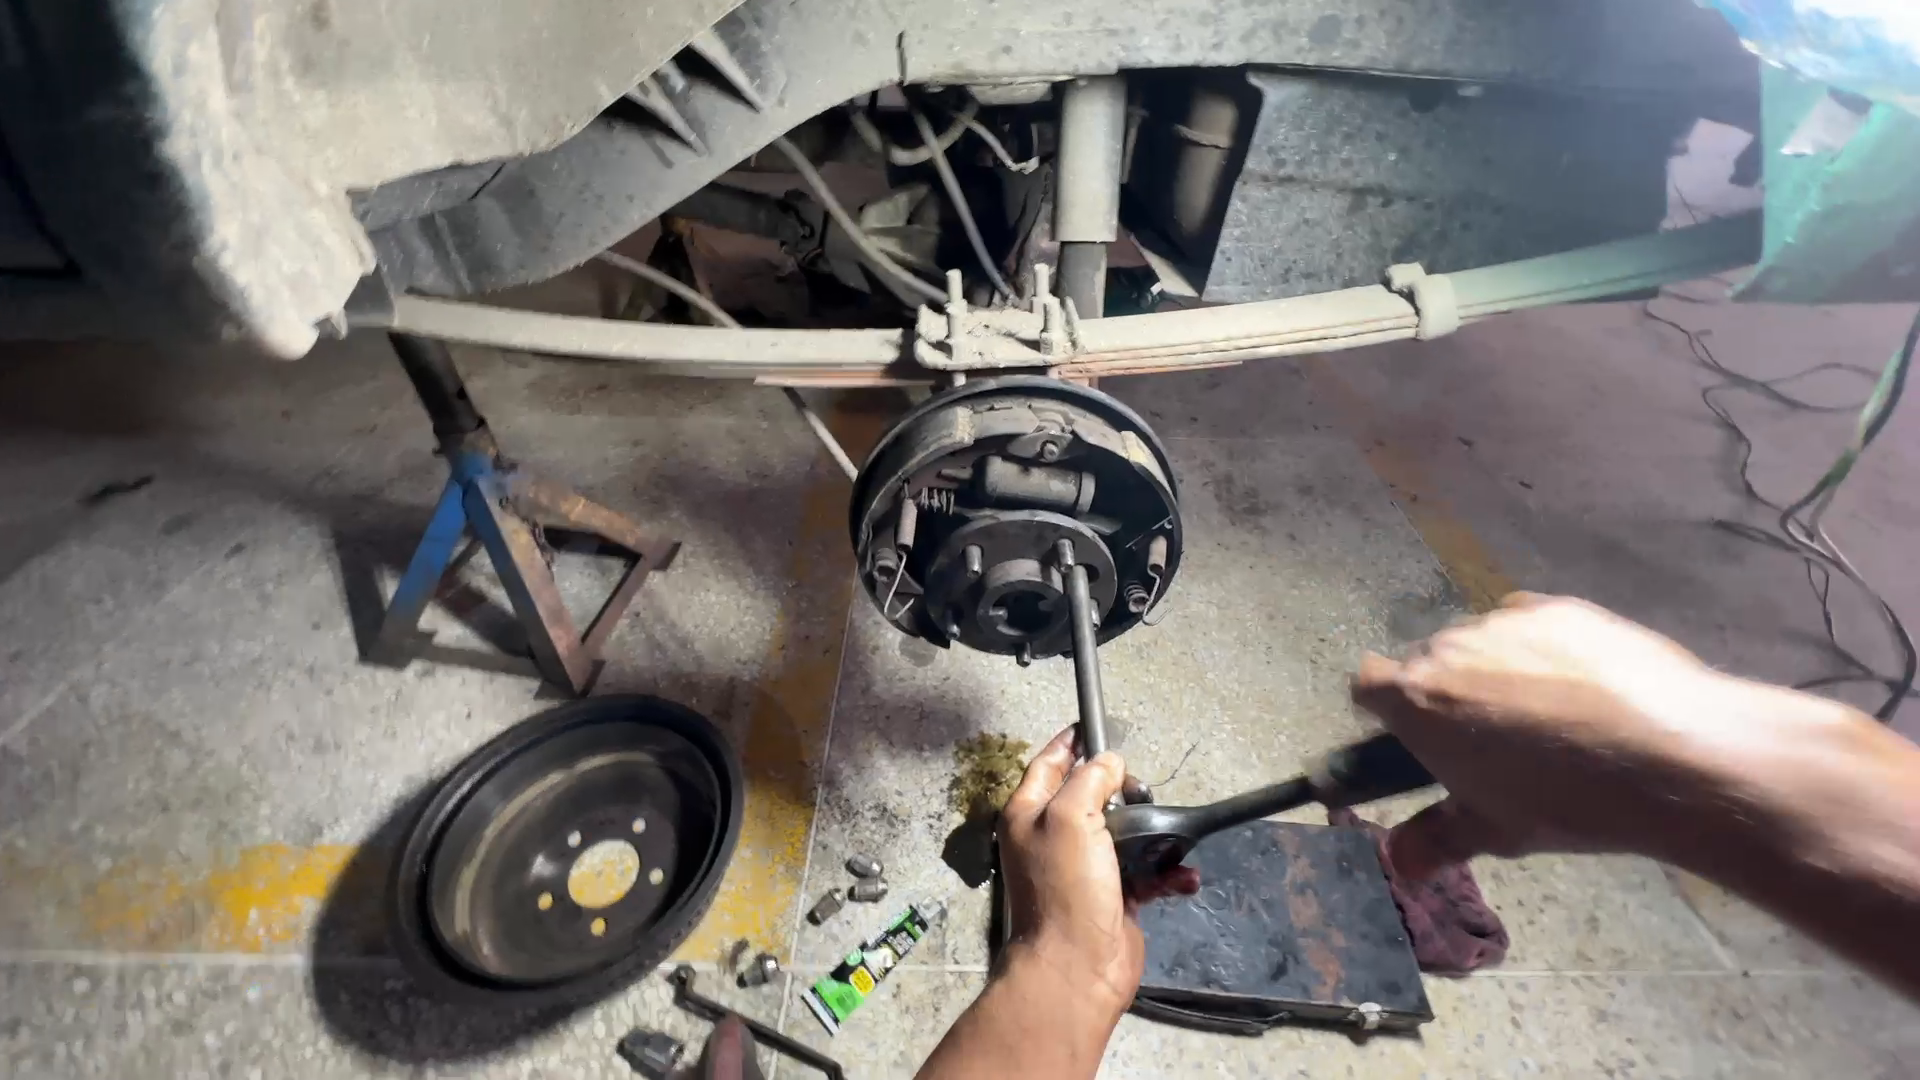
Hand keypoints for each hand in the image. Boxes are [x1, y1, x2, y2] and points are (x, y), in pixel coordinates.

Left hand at [997, 728, 1199, 1024]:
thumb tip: (1109, 762)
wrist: (1077, 970)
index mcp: (1030, 812)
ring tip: (1168, 834)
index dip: (1070, 742)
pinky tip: (1184, 875)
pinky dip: (1166, 872)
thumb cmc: (1066, 887)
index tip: (1094, 726)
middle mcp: (1053, 835)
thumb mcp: (1071, 817)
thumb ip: (1089, 779)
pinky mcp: (1113, 893)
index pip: (1048, 763)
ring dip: (1152, 832)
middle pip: (1091, 794)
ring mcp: (1084, 866)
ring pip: (1124, 831)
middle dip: (1121, 789)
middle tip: (1141, 791)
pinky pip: (1145, 871)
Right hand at [1350, 592, 1841, 877]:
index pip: (1367, 683)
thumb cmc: (1568, 800)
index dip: (1384, 706)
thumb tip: (1399, 864)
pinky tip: (1580, 683)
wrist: (1683, 758)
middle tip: (1493, 734)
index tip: (1415, 731)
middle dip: (1446, 691)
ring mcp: (1499, 622)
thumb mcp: (1494, 830)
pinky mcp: (1554, 608)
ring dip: (1491, 668)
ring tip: (1550, 711)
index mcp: (1415, 698)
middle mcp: (1444, 648)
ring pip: (1477, 643)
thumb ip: (1435, 840)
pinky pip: (1524, 623)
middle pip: (1426, 663)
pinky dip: (1536, 647)